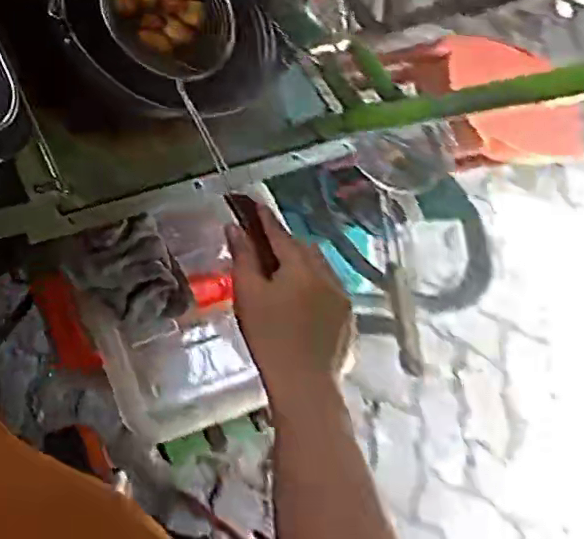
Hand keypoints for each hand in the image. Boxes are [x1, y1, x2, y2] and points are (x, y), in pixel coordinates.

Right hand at [227, 199, 352, 404]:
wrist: (304, 381)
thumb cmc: (268, 331)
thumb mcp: (246, 290)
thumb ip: (243, 256)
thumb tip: (236, 229)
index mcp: (304, 270)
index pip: (281, 235)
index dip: (264, 218)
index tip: (252, 203)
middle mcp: (330, 281)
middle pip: (306, 250)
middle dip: (283, 241)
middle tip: (257, 241)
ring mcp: (344, 303)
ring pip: (319, 269)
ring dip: (297, 262)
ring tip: (273, 268)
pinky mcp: (347, 321)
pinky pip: (327, 289)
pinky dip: (308, 282)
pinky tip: (291, 295)